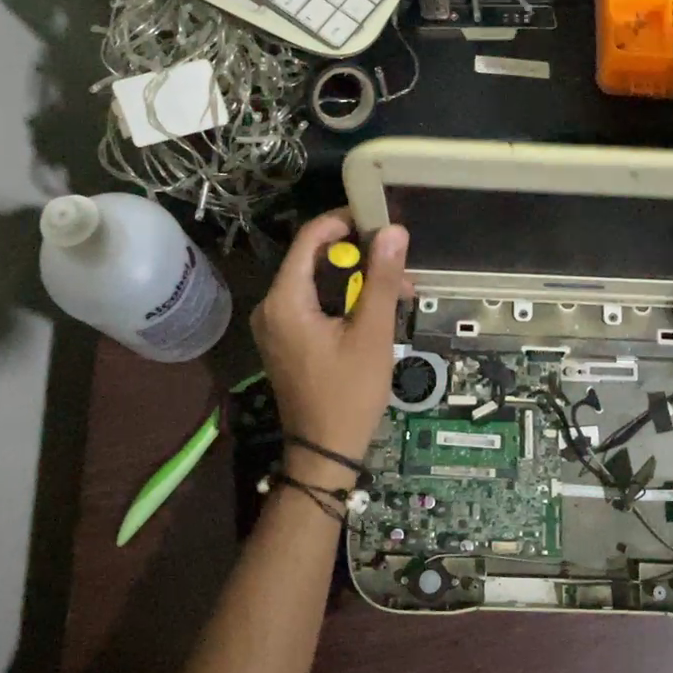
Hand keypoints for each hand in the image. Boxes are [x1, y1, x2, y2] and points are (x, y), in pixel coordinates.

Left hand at [251, 210, 409, 487]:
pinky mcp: (287, 340)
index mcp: (285, 300)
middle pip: (314, 260)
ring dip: (357, 281)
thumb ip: (381, 279)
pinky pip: (314, 304)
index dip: (344, 222)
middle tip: (400, 265)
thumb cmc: (348, 393)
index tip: (380, 219)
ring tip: (400, 291)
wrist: (325, 453)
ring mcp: (276, 325)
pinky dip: (344, 300)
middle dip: (360, 257)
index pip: (310, 238)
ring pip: (318, 283)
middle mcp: (272, 306)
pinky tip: (377, 310)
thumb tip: (394, 231)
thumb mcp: (371, 334)